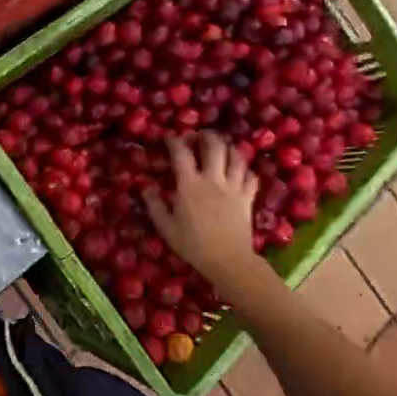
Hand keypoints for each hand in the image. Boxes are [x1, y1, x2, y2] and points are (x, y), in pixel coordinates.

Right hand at [144, 132, 264, 289]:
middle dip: (206, 136)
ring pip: (236, 156)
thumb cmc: (193, 245)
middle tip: (200, 137)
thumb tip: (145, 186)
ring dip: (228, 148)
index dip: (175, 140)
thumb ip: (155, 204)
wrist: (227, 260)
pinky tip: (240, 172)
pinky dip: (245, 170)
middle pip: (214, 146)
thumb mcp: (166, 227)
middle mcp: (213, 179)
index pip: (181, 153)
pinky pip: (251, 176)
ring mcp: (234, 186)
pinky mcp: (248, 197)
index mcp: (189, 185)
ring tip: (222, 149)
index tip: (170, 137)